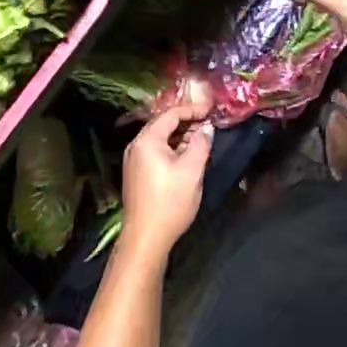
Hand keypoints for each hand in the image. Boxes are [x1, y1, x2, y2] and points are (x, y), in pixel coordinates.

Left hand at [120, 100, 213, 262]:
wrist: (146, 237)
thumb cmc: (170, 201)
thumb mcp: (192, 170)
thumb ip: (201, 143)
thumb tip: (207, 128)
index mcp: (147, 140)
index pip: (170, 114)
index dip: (192, 110)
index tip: (211, 110)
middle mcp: (136, 146)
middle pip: (163, 125)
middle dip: (187, 122)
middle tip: (209, 124)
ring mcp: (134, 161)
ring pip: (160, 140)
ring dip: (181, 137)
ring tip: (202, 140)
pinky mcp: (137, 174)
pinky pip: (156, 152)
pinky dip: (173, 149)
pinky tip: (188, 157)